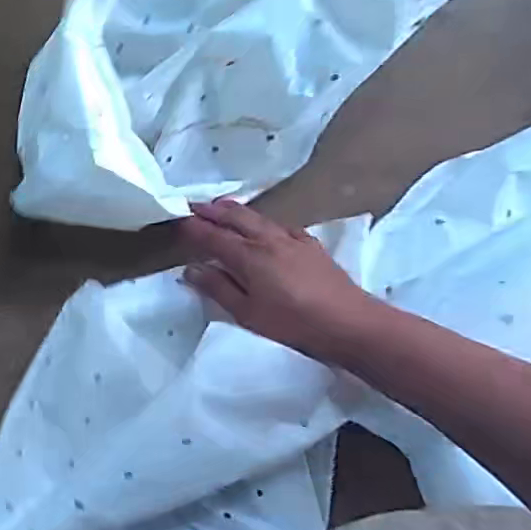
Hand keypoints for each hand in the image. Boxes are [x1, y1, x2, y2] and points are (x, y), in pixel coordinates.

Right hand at [179, 198, 382, 364]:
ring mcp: (292, 241)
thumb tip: (191, 268)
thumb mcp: (245, 312)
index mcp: (247, 255)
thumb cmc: (292, 322)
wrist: (352, 324)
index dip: (193, 227)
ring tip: (222, 207)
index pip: (212, 235)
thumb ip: (217, 287)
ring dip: (236, 211)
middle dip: (212, 210)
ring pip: (258, 217)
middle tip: (195, 206)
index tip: (178, 221)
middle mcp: (267, 241)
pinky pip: (281, 226)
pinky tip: (266, 228)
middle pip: (235, 217)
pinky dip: (265, 222)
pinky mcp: (312, 246)